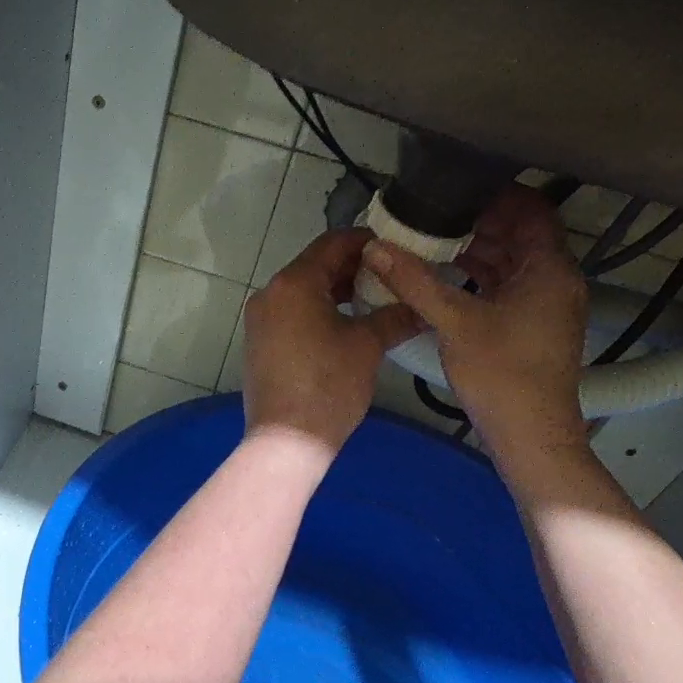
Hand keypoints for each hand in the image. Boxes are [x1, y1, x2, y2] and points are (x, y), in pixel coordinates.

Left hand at [242, 228, 421, 455]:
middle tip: (391, 276)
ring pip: (303, 290)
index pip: (333, 243)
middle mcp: (270, 293)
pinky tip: (346, 325)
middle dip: (354, 268)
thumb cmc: (328, 386)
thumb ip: (395, 317)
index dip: (367, 242)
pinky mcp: (259, 342)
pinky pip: (291, 313)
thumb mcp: (367, 346)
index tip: (396, 249)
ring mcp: (260, 319)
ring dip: (337, 291)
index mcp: (293, 283)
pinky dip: (318, 310)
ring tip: (374, 301)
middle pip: (315, 265)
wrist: (287, 440)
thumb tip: (422, 306)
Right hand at [361, 185, 588, 457]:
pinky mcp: (535, 327)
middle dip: (481, 223)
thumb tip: (375, 248)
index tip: (459, 187)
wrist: (530, 434)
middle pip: (523, 236)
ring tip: (435, 242)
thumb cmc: (501, 374)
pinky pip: (511, 287)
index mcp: (549, 269)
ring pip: (516, 263)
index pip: (533, 211)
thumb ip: (414, 281)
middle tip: (437, 214)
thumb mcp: (453, 322)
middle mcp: (557, 281)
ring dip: (481, 251)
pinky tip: (449, 279)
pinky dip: (484, 278)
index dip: (499, 194)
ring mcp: (549, 306)